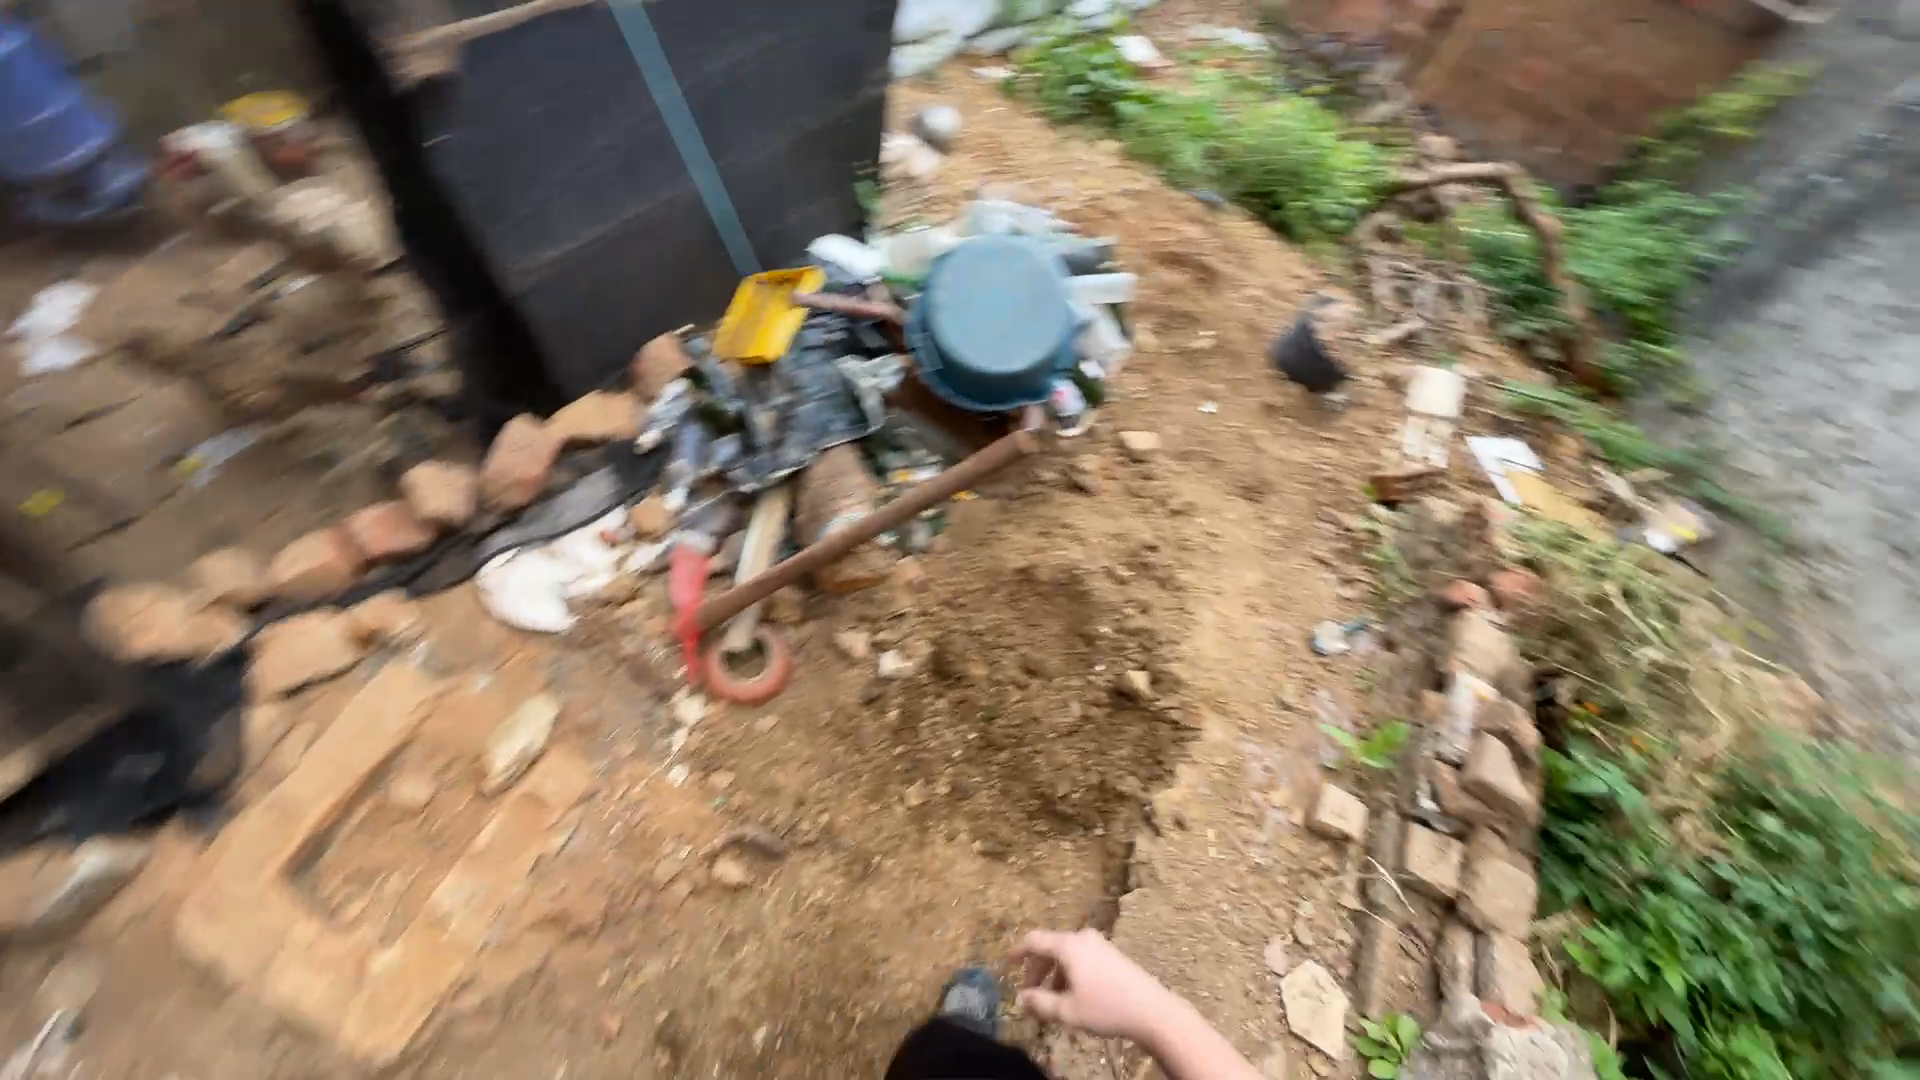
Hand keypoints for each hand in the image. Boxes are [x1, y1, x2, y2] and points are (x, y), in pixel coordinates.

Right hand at [1010, 928, 1181, 1043]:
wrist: (1152, 1010)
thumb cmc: (1106, 1008)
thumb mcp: (1068, 1011)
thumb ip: (1040, 1002)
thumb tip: (1021, 997)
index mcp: (1068, 945)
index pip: (1035, 940)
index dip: (1018, 951)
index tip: (1006, 962)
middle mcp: (1082, 937)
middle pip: (1050, 946)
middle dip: (1037, 969)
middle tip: (1031, 993)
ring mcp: (1099, 944)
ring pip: (1066, 953)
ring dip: (1054, 973)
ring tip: (1052, 999)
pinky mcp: (1111, 954)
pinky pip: (1081, 957)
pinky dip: (1070, 971)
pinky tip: (1074, 994)